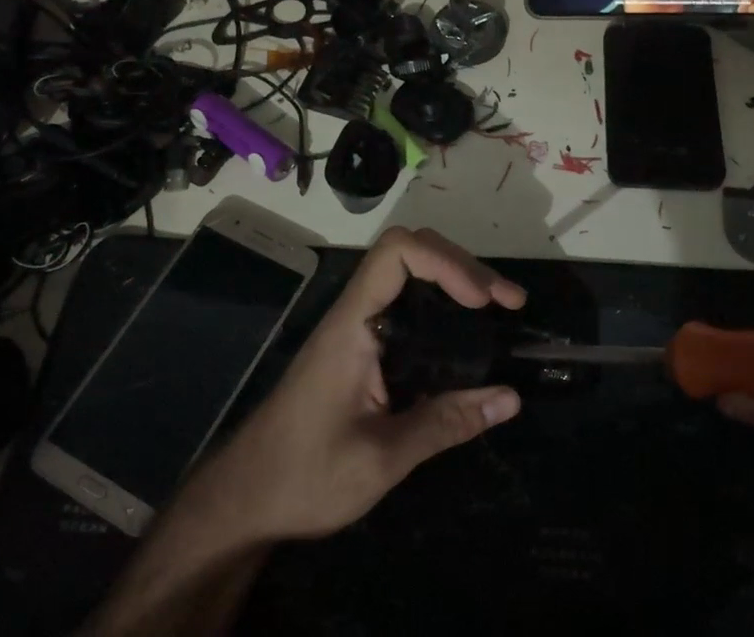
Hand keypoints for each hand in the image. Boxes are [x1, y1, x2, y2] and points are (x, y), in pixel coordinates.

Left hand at [168, 227, 526, 549]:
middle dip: (463, 268)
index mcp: (352, 326)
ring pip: (407, 279)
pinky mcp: (358, 354)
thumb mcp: (381, 459)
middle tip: (508, 303)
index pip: (397, 252)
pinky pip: (403, 311)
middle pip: (409, 255)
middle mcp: (353, 317)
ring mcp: (354, 333)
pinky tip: (466, 339)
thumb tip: (510, 399)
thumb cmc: (303, 477)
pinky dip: (441, 311)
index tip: (483, 300)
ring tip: (499, 312)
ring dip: (455, 284)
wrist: (243, 501)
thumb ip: (445, 424)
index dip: (447, 262)